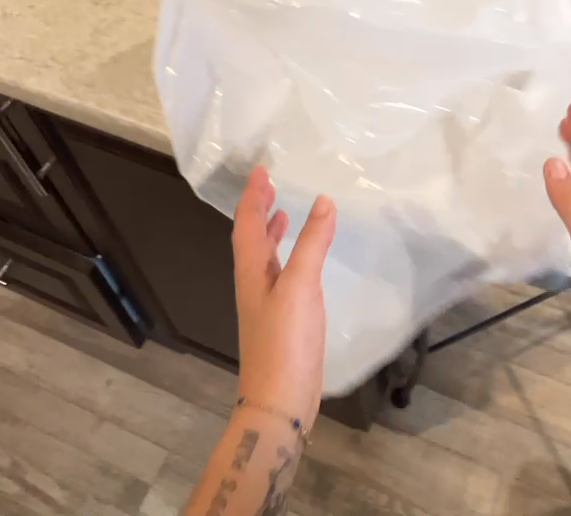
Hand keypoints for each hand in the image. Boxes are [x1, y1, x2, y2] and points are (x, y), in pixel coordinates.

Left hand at [231, 166, 336, 429]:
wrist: (280, 400)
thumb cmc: (285, 340)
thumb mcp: (301, 285)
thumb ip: (313, 242)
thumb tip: (323, 201)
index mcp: (251, 270)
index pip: (247, 223)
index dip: (252, 196)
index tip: (261, 170)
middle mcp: (253, 282)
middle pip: (250, 237)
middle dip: (258, 209)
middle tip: (270, 184)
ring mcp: (265, 302)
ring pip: (263, 255)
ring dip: (270, 230)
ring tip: (282, 211)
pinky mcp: (280, 318)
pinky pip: (278, 273)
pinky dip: (286, 254)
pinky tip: (301, 260)